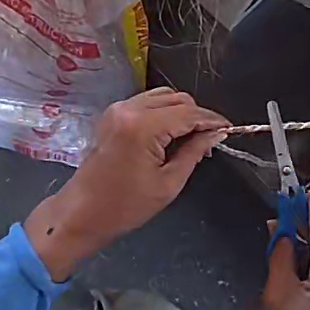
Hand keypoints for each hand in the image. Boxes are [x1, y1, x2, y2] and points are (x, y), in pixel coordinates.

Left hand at [25, 89, 227, 280]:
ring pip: (162, 96)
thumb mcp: (168, 183)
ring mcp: (118, 109)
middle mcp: (129, 109)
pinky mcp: (113, 114)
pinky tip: (171, 134)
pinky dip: (164, 112)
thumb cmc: (124, 206)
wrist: (81, 213)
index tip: (229, 129)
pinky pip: (147, 102)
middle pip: (177, 98)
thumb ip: (194, 152)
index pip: (189, 113)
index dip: (212, 120)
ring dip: (181, 111)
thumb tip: (215, 134)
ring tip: (192, 137)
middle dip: (197, 115)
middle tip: (211, 138)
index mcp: (142, 126)